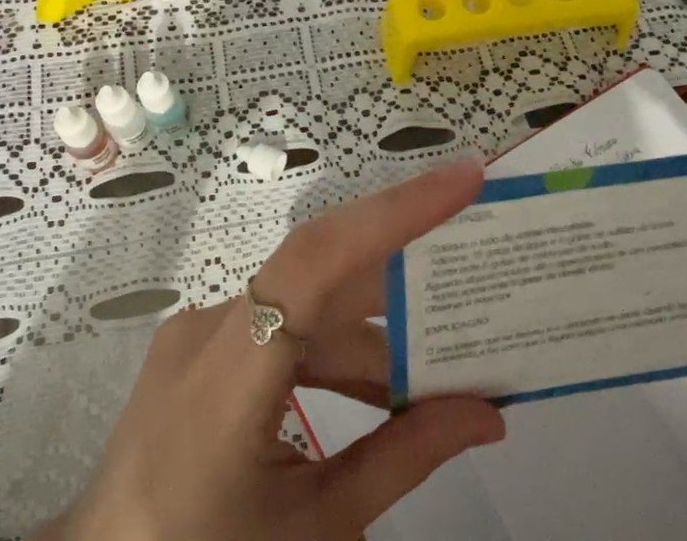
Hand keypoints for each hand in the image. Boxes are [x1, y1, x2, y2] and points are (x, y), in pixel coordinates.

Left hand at [40, 160, 503, 540]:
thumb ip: (404, 459)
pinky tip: (379, 392)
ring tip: (443, 373)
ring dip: (375, 335)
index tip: (464, 179)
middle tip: (484, 278)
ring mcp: (197, 334)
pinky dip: (335, 349)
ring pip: (307, 305)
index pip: (314, 262)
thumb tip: (488, 414)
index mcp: (227, 380)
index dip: (392, 212)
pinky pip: (281, 326)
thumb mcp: (316, 526)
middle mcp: (207, 331)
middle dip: (408, 282)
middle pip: (322, 276)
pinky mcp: (200, 347)